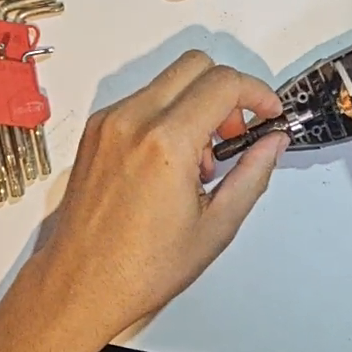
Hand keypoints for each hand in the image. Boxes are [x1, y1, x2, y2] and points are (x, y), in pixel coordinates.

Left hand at [11, 51, 287, 345]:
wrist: (80, 286)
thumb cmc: (137, 270)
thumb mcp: (215, 227)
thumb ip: (251, 174)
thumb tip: (271, 143)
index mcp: (165, 144)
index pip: (223, 83)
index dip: (257, 94)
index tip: (268, 113)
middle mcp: (131, 122)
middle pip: (195, 65)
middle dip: (227, 91)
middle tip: (237, 133)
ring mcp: (108, 124)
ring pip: (168, 81)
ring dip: (196, 104)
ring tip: (200, 161)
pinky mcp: (94, 133)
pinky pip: (142, 101)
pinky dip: (167, 116)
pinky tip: (173, 163)